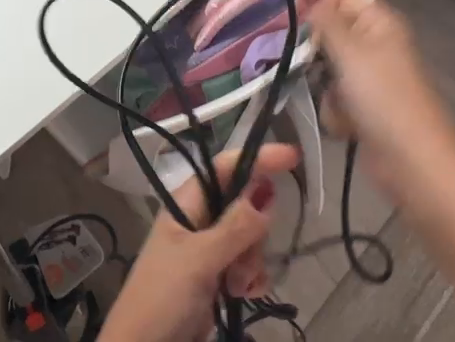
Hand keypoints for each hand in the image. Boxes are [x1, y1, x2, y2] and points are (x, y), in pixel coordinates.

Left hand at [99, 144, 298, 341]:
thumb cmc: (162, 297)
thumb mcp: (199, 260)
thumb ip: (234, 227)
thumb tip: (266, 192)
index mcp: (187, 204)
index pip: (225, 167)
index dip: (257, 158)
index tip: (293, 157)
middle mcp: (199, 220)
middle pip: (244, 204)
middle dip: (254, 230)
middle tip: (243, 258)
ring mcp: (208, 250)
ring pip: (250, 237)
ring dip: (251, 261)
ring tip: (236, 287)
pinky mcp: (217, 277)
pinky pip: (248, 264)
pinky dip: (251, 278)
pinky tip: (244, 295)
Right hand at [309, 0, 454, 190]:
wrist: (411, 162)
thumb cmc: (384, 99)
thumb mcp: (350, 52)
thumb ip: (326, 19)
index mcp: (378, 21)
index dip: (319, 0)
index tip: (301, 20)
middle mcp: (373, 43)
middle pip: (330, 31)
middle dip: (318, 51)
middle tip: (312, 63)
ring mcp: (367, 77)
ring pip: (326, 67)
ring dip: (325, 87)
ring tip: (338, 102)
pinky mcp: (361, 107)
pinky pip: (333, 97)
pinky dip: (335, 111)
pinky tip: (345, 126)